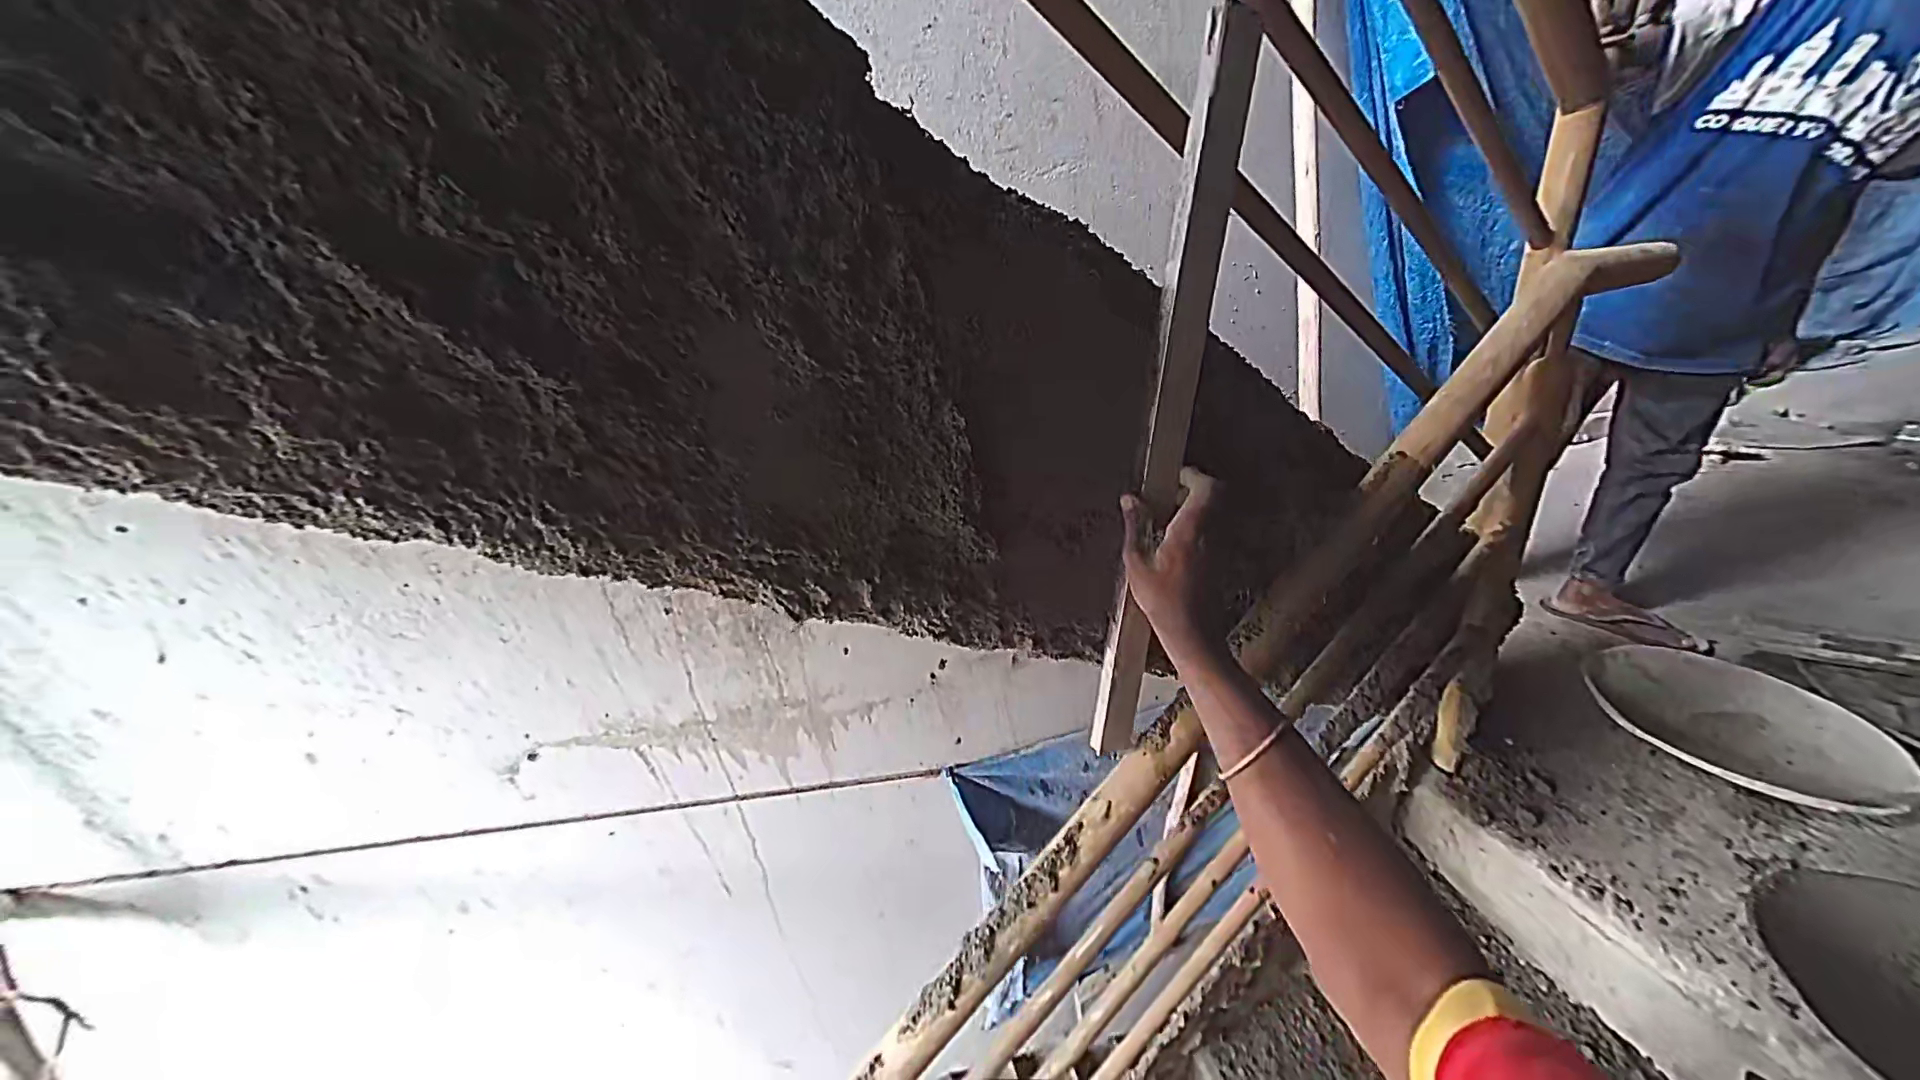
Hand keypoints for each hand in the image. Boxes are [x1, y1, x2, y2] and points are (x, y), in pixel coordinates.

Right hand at [1120, 467, 1219, 663]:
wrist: (1191, 632)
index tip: (1176, 476)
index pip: (1206, 488)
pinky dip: (1198, 527)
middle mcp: (1211, 535)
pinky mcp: (1220, 561)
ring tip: (1169, 518)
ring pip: (1215, 514)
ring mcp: (1220, 548)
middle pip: (1214, 497)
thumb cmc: (1162, 601)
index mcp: (1190, 530)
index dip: (1194, 475)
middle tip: (1171, 494)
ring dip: (1196, 509)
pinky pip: (1213, 532)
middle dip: (1194, 489)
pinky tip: (1175, 543)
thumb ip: (1134, 526)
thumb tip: (1129, 500)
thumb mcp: (1136, 563)